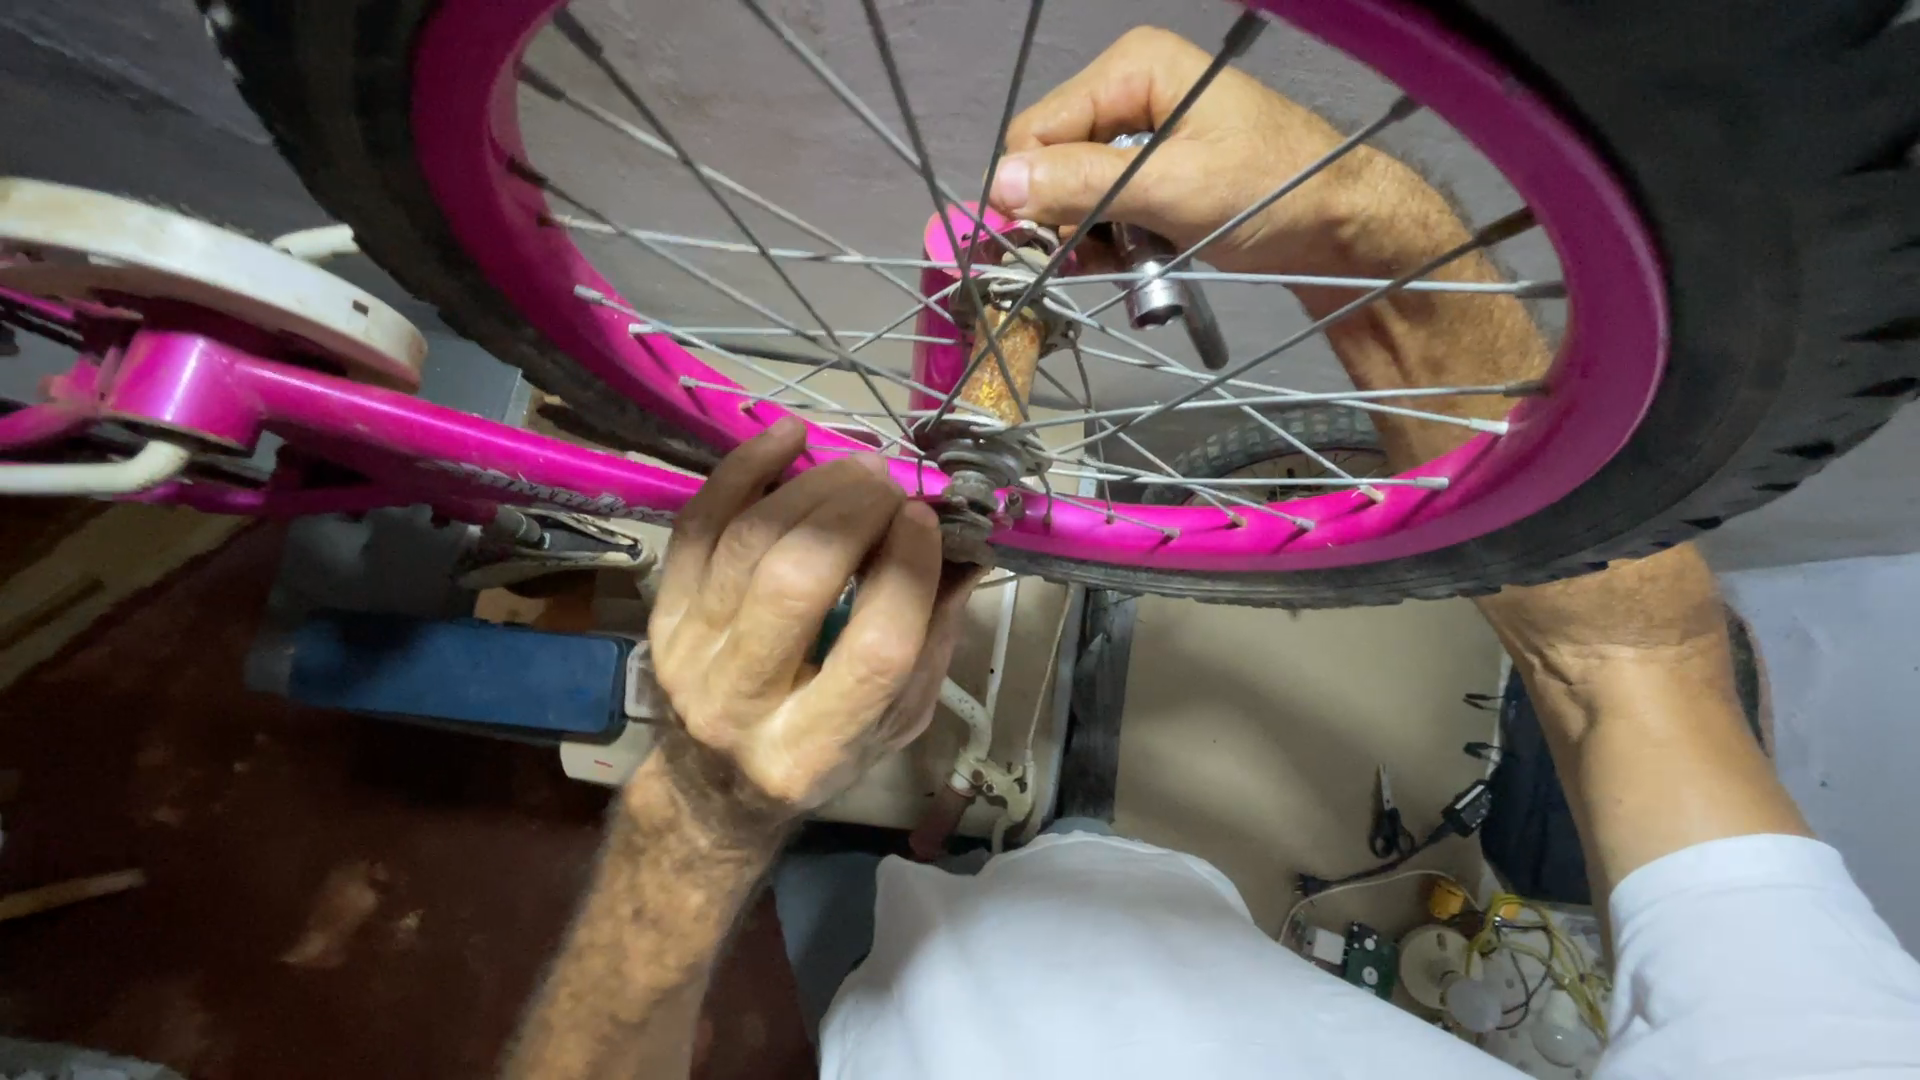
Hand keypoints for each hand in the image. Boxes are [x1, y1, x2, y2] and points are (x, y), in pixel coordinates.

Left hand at [647, 419, 974, 821]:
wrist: (712, 785)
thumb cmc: (820, 756)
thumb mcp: (895, 723)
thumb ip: (932, 641)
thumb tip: (966, 548)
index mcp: (814, 748)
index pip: (874, 652)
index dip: (908, 572)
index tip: (927, 521)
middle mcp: (741, 702)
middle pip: (796, 583)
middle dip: (854, 515)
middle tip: (891, 487)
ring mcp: (689, 652)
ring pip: (747, 543)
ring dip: (811, 488)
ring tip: (858, 466)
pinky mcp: (662, 614)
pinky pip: (698, 525)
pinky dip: (744, 470)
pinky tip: (789, 437)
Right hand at [988, 26, 1410, 276]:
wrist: (1333, 225)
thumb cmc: (1268, 192)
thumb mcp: (1171, 188)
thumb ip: (1084, 184)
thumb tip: (998, 186)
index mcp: (1131, 71)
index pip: (1035, 130)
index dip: (1028, 190)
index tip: (1046, 246)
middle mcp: (1125, 94)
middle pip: (1048, 162)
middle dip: (1062, 218)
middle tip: (1096, 257)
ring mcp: (1135, 137)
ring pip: (1068, 194)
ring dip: (1085, 238)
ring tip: (1123, 260)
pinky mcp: (1145, 175)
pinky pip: (1096, 210)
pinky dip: (1104, 243)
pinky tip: (1128, 259)